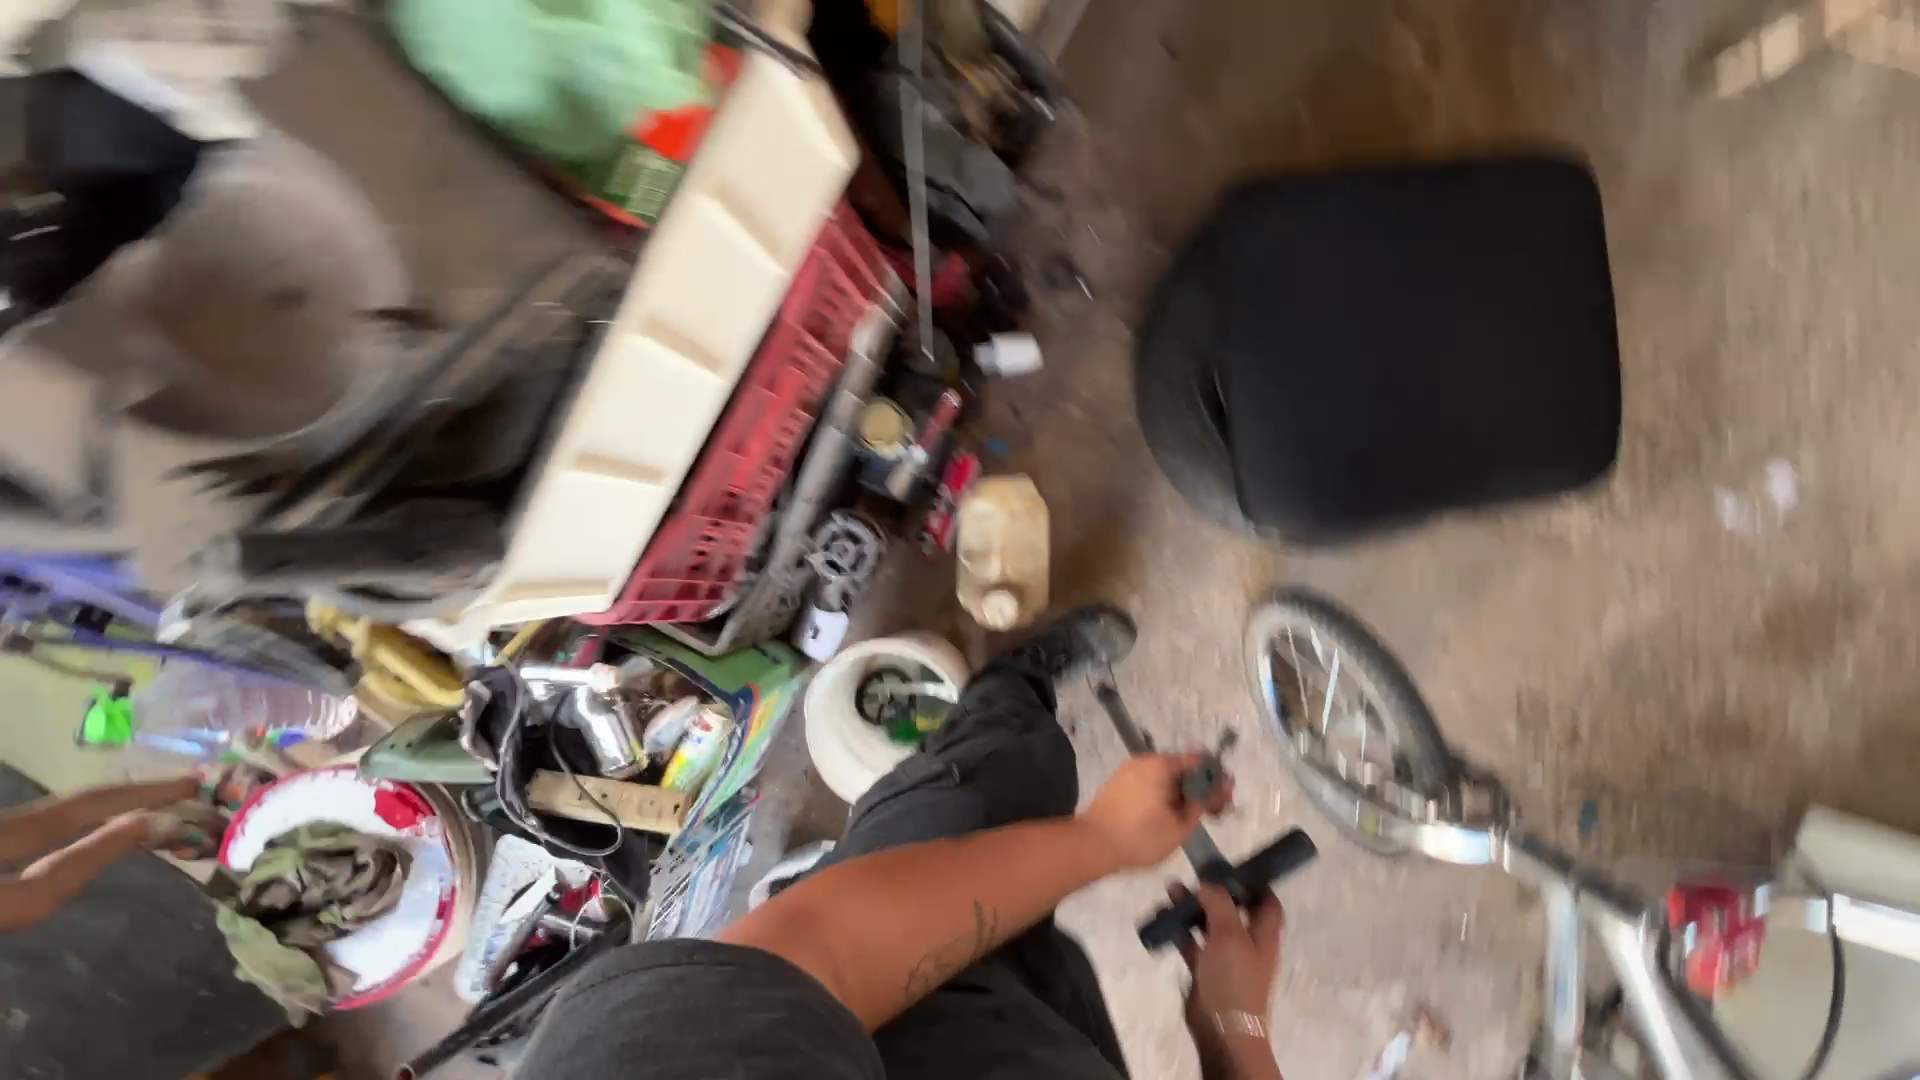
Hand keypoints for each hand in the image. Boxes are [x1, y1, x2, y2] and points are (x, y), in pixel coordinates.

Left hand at [1080, 753, 1232, 869]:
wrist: (1093, 844)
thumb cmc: (1140, 836)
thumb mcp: (1180, 826)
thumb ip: (1202, 804)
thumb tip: (1217, 790)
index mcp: (1161, 764)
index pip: (1198, 761)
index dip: (1216, 777)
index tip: (1227, 797)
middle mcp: (1144, 760)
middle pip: (1181, 768)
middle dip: (1201, 787)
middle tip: (1216, 810)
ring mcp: (1128, 771)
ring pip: (1164, 777)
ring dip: (1182, 792)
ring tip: (1195, 816)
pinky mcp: (1118, 784)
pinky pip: (1149, 783)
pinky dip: (1164, 795)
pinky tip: (1171, 814)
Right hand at [1171, 883, 1284, 1049]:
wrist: (1223, 1031)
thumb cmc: (1234, 979)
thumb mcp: (1229, 934)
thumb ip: (1220, 902)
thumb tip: (1208, 883)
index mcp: (1263, 935)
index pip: (1267, 902)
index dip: (1255, 882)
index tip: (1233, 864)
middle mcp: (1247, 943)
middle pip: (1233, 909)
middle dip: (1214, 890)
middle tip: (1194, 873)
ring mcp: (1226, 958)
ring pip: (1209, 923)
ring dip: (1192, 906)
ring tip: (1171, 890)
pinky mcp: (1206, 970)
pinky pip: (1191, 942)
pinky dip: (1179, 929)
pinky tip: (1164, 917)